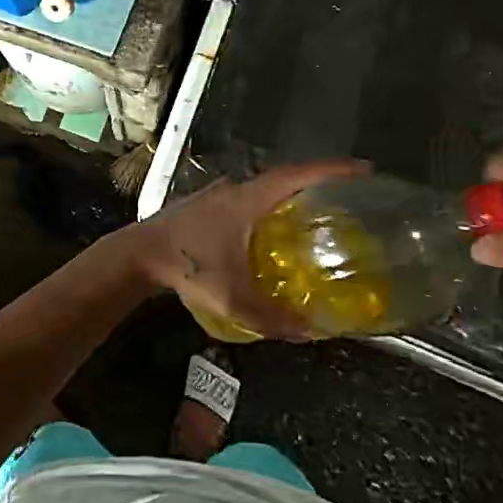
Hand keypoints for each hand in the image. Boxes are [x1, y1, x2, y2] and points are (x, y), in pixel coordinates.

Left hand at [123, 160, 365, 340]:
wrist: (140, 253)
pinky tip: (272, 226)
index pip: (295, 176)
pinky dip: (266, 204)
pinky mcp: (204, 203)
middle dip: (316, 181)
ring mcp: (216, 193)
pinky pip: (246, 197)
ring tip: (317, 210)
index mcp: (247, 199)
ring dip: (288, 193)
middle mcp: (234, 188)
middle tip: (348, 195)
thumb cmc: (188, 266)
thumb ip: (276, 319)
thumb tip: (315, 333)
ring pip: (261, 187)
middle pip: (282, 177)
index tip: (363, 169)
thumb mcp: (235, 300)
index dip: (331, 170)